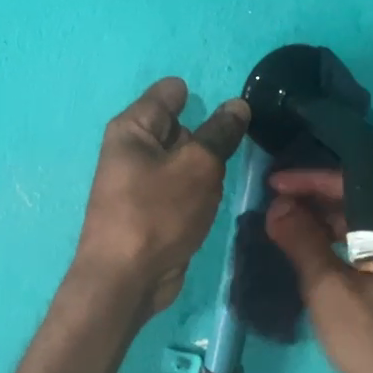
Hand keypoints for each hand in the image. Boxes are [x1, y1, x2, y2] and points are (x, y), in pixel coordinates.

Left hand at [75, 78, 250, 314]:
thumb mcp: (197, 166)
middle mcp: (132, 150)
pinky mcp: (151, 210)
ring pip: (182, 160)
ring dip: (207, 165)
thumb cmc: (157, 212)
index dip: (200, 96)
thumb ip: (219, 133)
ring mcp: (140, 182)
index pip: (169, 92)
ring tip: (237, 167)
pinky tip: (219, 195)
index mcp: (133, 128)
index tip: (235, 109)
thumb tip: (237, 104)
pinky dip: (199, 189)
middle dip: (208, 131)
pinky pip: (180, 187)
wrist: (126, 279)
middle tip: (247, 140)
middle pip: (177, 125)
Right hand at [263, 170, 372, 372]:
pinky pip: (362, 256)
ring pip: (359, 233)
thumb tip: (277, 206)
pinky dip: (332, 252)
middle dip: (314, 204)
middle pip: (361, 207)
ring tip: (277, 225)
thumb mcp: (331, 290)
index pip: (360, 187)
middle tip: (269, 204)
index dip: (313, 181)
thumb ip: (302, 241)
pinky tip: (299, 254)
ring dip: (320, 229)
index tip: (273, 182)